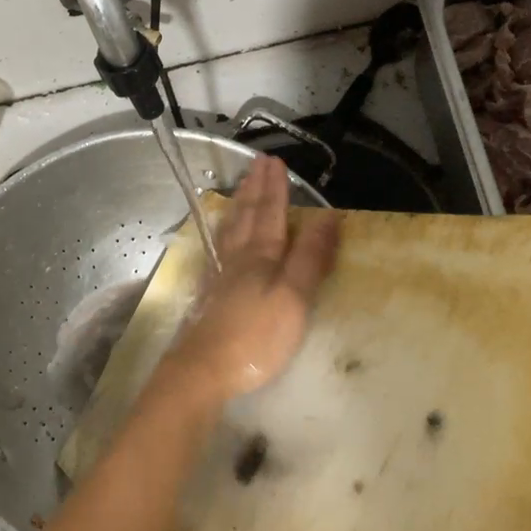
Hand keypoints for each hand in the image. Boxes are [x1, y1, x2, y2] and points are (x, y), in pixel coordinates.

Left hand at [155, 156, 339, 404]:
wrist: (204, 368)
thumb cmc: (256, 336)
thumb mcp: (293, 298)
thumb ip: (310, 258)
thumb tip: (326, 217)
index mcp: (260, 255)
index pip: (270, 213)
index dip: (275, 188)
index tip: (276, 162)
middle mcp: (237, 257)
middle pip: (247, 215)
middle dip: (256, 188)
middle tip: (258, 163)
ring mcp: (220, 274)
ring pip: (230, 229)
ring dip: (239, 205)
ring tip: (242, 188)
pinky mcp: (210, 292)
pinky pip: (219, 247)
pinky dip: (224, 230)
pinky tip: (222, 234)